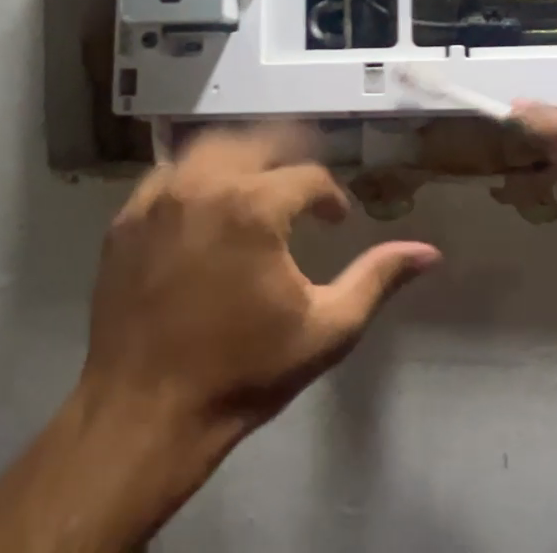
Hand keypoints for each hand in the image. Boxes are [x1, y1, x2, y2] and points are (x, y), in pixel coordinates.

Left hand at [80, 123, 440, 436]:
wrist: (146, 413)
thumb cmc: (243, 372)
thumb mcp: (327, 329)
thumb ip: (377, 278)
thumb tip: (430, 252)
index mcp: (253, 207)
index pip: (307, 177)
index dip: (330, 197)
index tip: (337, 221)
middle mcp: (202, 187)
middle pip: (256, 142)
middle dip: (290, 156)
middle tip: (306, 189)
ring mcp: (156, 201)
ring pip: (207, 148)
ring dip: (242, 157)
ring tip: (261, 185)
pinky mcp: (125, 221)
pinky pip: (166, 175)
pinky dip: (195, 177)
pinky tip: (208, 207)